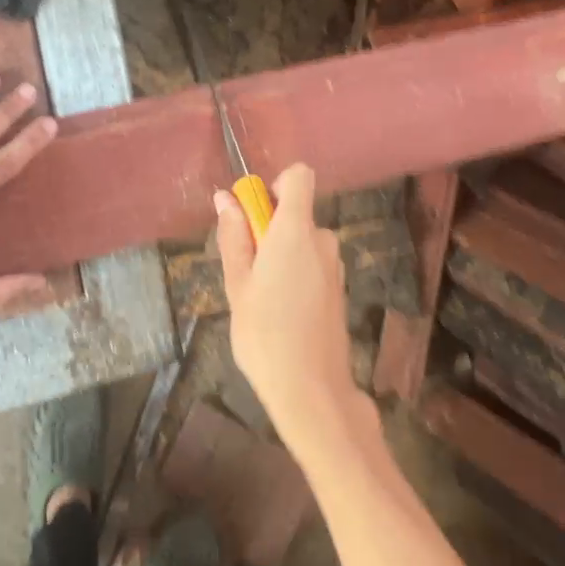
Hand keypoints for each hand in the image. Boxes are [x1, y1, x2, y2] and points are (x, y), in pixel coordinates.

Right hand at [214, 165, 365, 456]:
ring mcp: (335, 266)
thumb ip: (233, 238)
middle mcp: (322, 240)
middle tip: (246, 272)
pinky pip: (312, 265)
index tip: (254, 216)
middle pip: (296, 213)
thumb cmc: (264, 334)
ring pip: (302, 242)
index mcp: (296, 230)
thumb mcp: (237, 285)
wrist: (312, 389)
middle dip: (269, 231)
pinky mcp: (339, 289)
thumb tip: (225, 199)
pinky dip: (295, 275)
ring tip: (260, 299)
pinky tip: (281, 313)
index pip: (299, 176)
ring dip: (281, 257)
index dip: (275, 185)